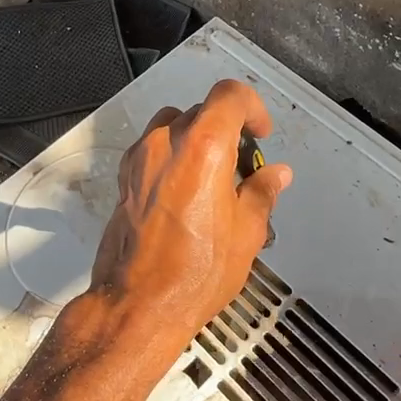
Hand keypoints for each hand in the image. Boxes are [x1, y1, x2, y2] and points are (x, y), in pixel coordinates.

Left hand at [89, 78, 292, 346]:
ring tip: (214, 179)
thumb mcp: (246, 233)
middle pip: (202, 111)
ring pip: (174, 126)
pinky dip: (173, 156)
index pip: (230, 95)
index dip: (253, 107)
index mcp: (203, 147)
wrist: (138, 305)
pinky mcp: (124, 178)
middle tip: (244, 166)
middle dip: (228, 130)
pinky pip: (153, 149)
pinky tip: (186, 193)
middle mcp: (166, 142)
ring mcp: (140, 158)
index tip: (260, 133)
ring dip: (197, 140)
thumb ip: (262, 193)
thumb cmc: (196, 272)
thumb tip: (276, 174)